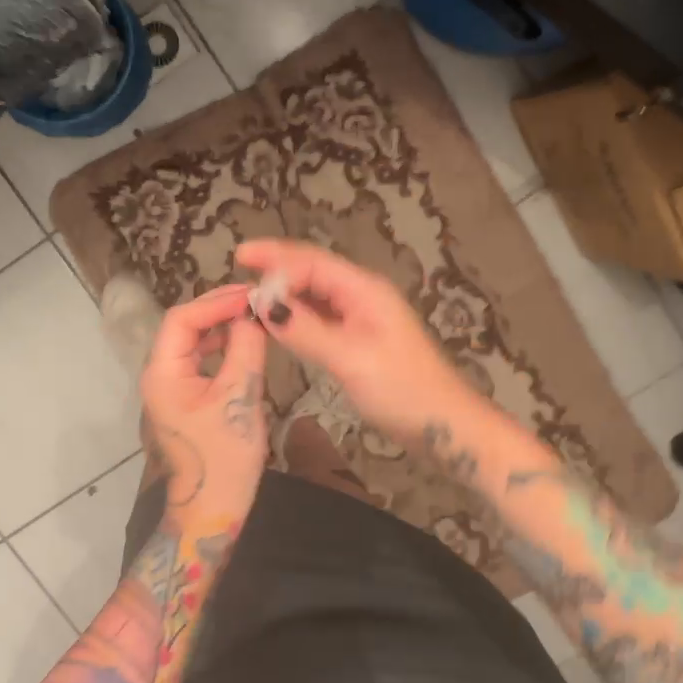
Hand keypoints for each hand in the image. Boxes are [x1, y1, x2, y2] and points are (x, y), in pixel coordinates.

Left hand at [140, 284, 269, 521]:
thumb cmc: (224, 456)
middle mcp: (159, 374)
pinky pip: (201, 360)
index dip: (216, 301)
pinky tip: (246, 342)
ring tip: (256, 316)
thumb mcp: (241, 397)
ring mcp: (171, 386)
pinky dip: (222, 346)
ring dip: (222, 326)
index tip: (251, 294)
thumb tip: (255, 313)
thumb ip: (246, 349)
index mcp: (162, 373)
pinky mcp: (185, 397)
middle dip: (220, 309)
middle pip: (185, 326)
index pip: (182, 319)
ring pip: (194, 341)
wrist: (213, 507)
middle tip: (257, 299)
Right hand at [236, 239, 474, 441]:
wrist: (445, 426)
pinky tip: (276, 323)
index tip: (239, 258)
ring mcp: (362, 318)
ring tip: (249, 296)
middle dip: (276, 269)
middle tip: (237, 273)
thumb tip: (262, 304)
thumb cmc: (403, 390)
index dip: (275, 256)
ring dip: (284, 293)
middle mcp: (362, 296)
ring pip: (315, 295)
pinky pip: (320, 318)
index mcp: (364, 290)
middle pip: (312, 272)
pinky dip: (296, 316)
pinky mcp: (359, 341)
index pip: (312, 261)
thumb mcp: (350, 359)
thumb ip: (306, 330)